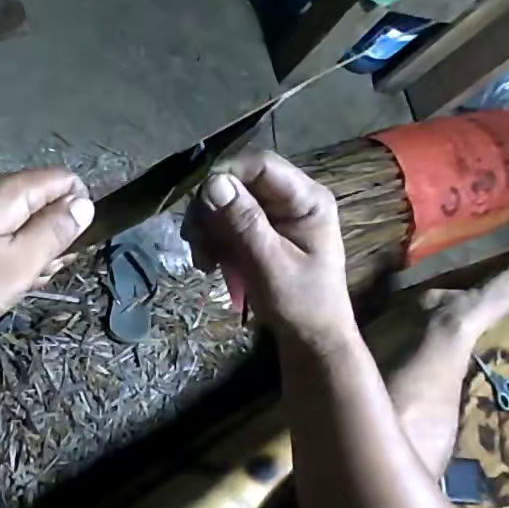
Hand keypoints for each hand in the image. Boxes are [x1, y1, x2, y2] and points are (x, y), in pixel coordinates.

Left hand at [0, 167, 92, 342]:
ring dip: (36, 256)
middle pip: (49, 204)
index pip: (67, 180)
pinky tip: (3, 284)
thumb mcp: (21, 263)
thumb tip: (85, 204)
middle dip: (57, 238)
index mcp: (11, 193)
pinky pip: (8, 240)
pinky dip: (15, 261)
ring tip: (20, 282)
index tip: (68, 247)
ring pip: (30, 226)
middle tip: (40, 271)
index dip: (78, 211)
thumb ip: (56, 230)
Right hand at [187, 150, 355, 350]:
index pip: (260, 165)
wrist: (312, 341)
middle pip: (239, 183)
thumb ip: (243, 223)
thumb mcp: (270, 265)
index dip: (226, 177)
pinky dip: (214, 241)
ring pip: (227, 204)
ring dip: (208, 230)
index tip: (200, 207)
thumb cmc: (300, 304)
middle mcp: (291, 199)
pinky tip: (209, 265)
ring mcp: (275, 216)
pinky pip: (227, 224)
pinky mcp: (260, 233)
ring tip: (204, 262)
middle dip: (212, 211)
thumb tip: (213, 182)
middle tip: (196, 244)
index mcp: (307, 199)